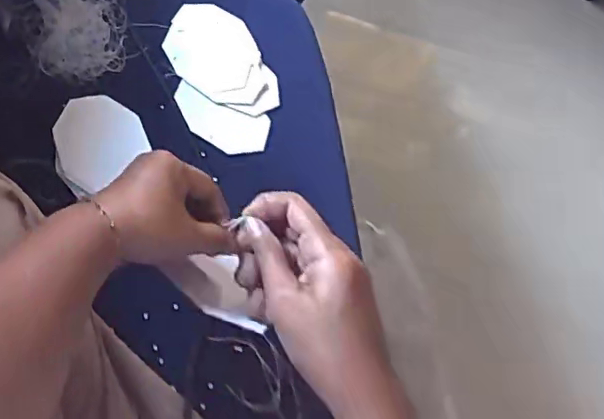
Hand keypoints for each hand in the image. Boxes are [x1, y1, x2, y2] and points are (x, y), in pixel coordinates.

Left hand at [92, 151, 234, 264]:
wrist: (102, 231)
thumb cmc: (148, 227)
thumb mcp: (192, 237)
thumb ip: (219, 239)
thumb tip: (231, 241)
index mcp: (173, 163)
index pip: (211, 188)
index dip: (222, 217)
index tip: (224, 241)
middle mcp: (155, 161)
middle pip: (192, 190)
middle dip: (203, 219)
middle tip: (207, 245)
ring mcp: (139, 172)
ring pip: (174, 196)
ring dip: (185, 219)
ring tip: (188, 244)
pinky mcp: (127, 186)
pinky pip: (157, 199)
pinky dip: (167, 216)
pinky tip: (167, 237)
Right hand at [234, 192, 411, 418]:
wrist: (363, 400)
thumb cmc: (321, 346)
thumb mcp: (283, 297)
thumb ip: (265, 252)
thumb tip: (250, 223)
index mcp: (330, 253)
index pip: (292, 204)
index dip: (261, 207)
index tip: (240, 230)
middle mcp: (338, 258)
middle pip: (289, 230)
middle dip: (260, 247)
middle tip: (243, 273)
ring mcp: (340, 278)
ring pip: (292, 254)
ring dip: (266, 269)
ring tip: (254, 296)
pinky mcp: (337, 296)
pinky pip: (302, 274)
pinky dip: (281, 284)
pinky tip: (267, 307)